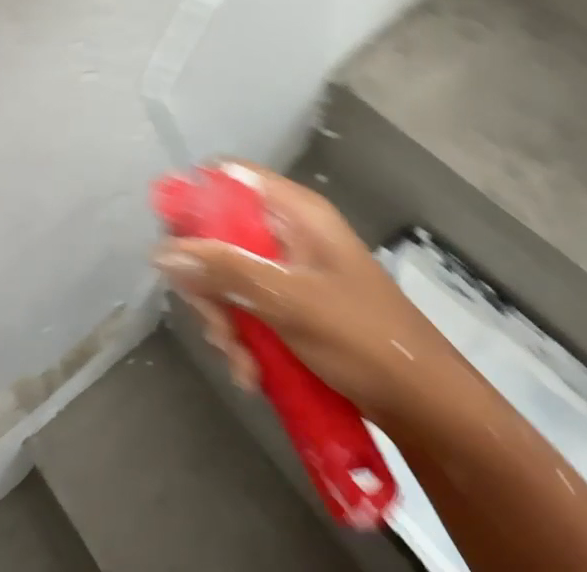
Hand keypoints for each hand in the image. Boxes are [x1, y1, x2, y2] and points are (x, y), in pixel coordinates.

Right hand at [151, 162, 454, 419]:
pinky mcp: (291, 308)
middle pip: (219, 237)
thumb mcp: (288, 302)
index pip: (228, 180)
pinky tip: (252, 375)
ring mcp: (290, 273)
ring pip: (228, 280)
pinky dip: (243, 341)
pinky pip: (247, 311)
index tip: (175, 246)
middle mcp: (290, 235)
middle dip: (208, 285)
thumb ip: (225, 271)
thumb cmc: (364, 340)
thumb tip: (162, 250)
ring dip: (225, 323)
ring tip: (242, 363)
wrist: (425, 405)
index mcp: (297, 214)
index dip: (194, 203)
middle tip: (217, 325)